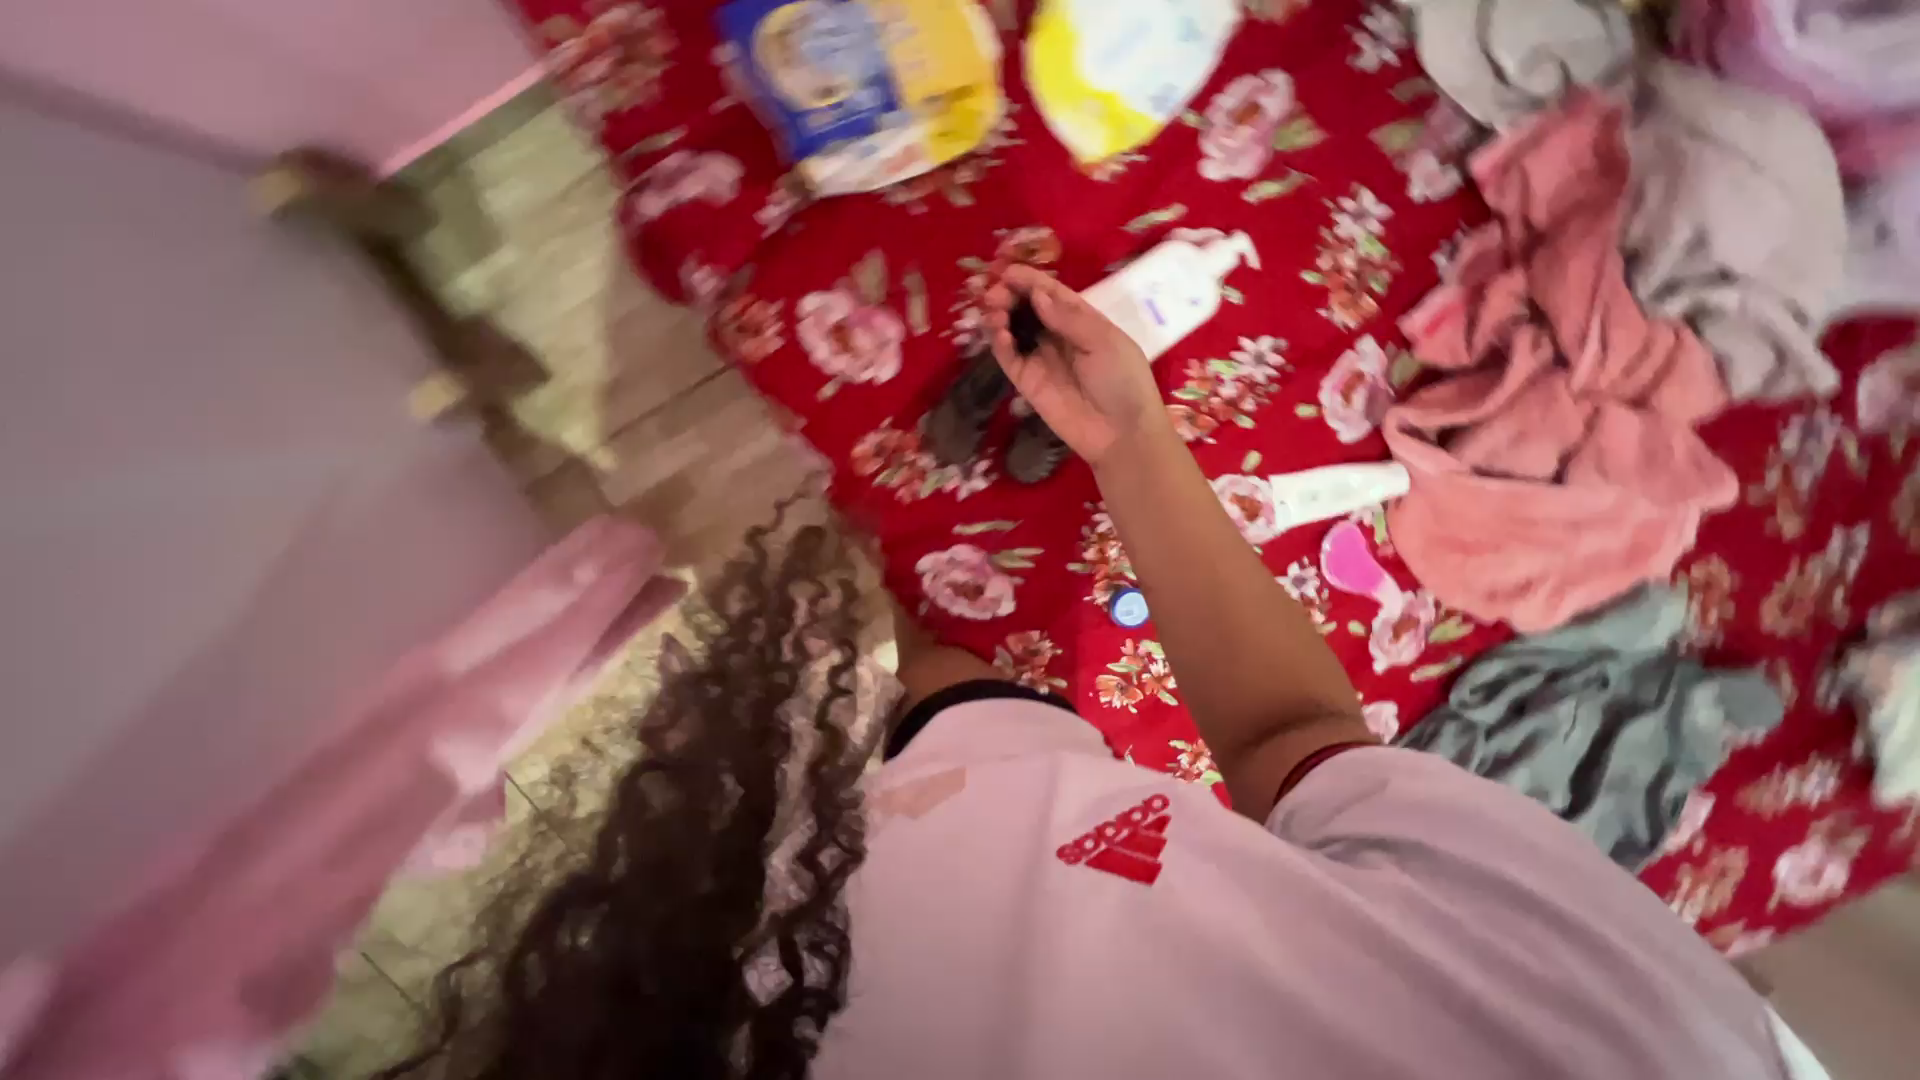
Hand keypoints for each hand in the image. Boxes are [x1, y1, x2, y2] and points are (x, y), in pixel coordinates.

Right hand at [984, 265, 1170, 469]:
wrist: (1121, 432)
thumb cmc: (1123, 381)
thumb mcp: (1104, 340)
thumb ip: (1068, 317)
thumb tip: (1037, 295)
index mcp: (1081, 320)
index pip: (1050, 293)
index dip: (1029, 280)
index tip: (1007, 270)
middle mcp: (1057, 336)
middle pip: (1026, 309)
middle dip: (1009, 296)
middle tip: (996, 293)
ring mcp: (1041, 359)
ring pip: (1013, 331)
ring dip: (1000, 317)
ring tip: (994, 312)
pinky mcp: (1028, 383)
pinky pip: (1010, 358)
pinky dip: (1001, 344)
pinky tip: (1000, 335)